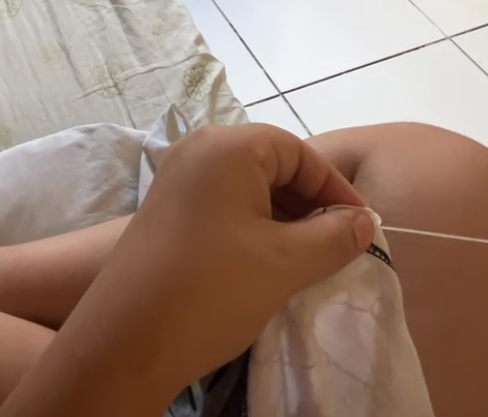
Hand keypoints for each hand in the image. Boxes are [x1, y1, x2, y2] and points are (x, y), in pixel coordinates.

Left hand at [112, 124, 376, 379]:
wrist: (124, 342)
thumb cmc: (211, 289)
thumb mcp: (284, 263)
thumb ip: (333, 237)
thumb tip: (364, 221)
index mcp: (228, 145)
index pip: (298, 152)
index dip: (335, 189)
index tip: (363, 227)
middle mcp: (199, 148)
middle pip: (272, 165)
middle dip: (309, 205)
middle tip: (338, 247)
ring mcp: (178, 178)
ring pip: (248, 187)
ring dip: (283, 219)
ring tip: (308, 261)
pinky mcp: (168, 207)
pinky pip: (224, 203)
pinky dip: (253, 226)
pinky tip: (267, 263)